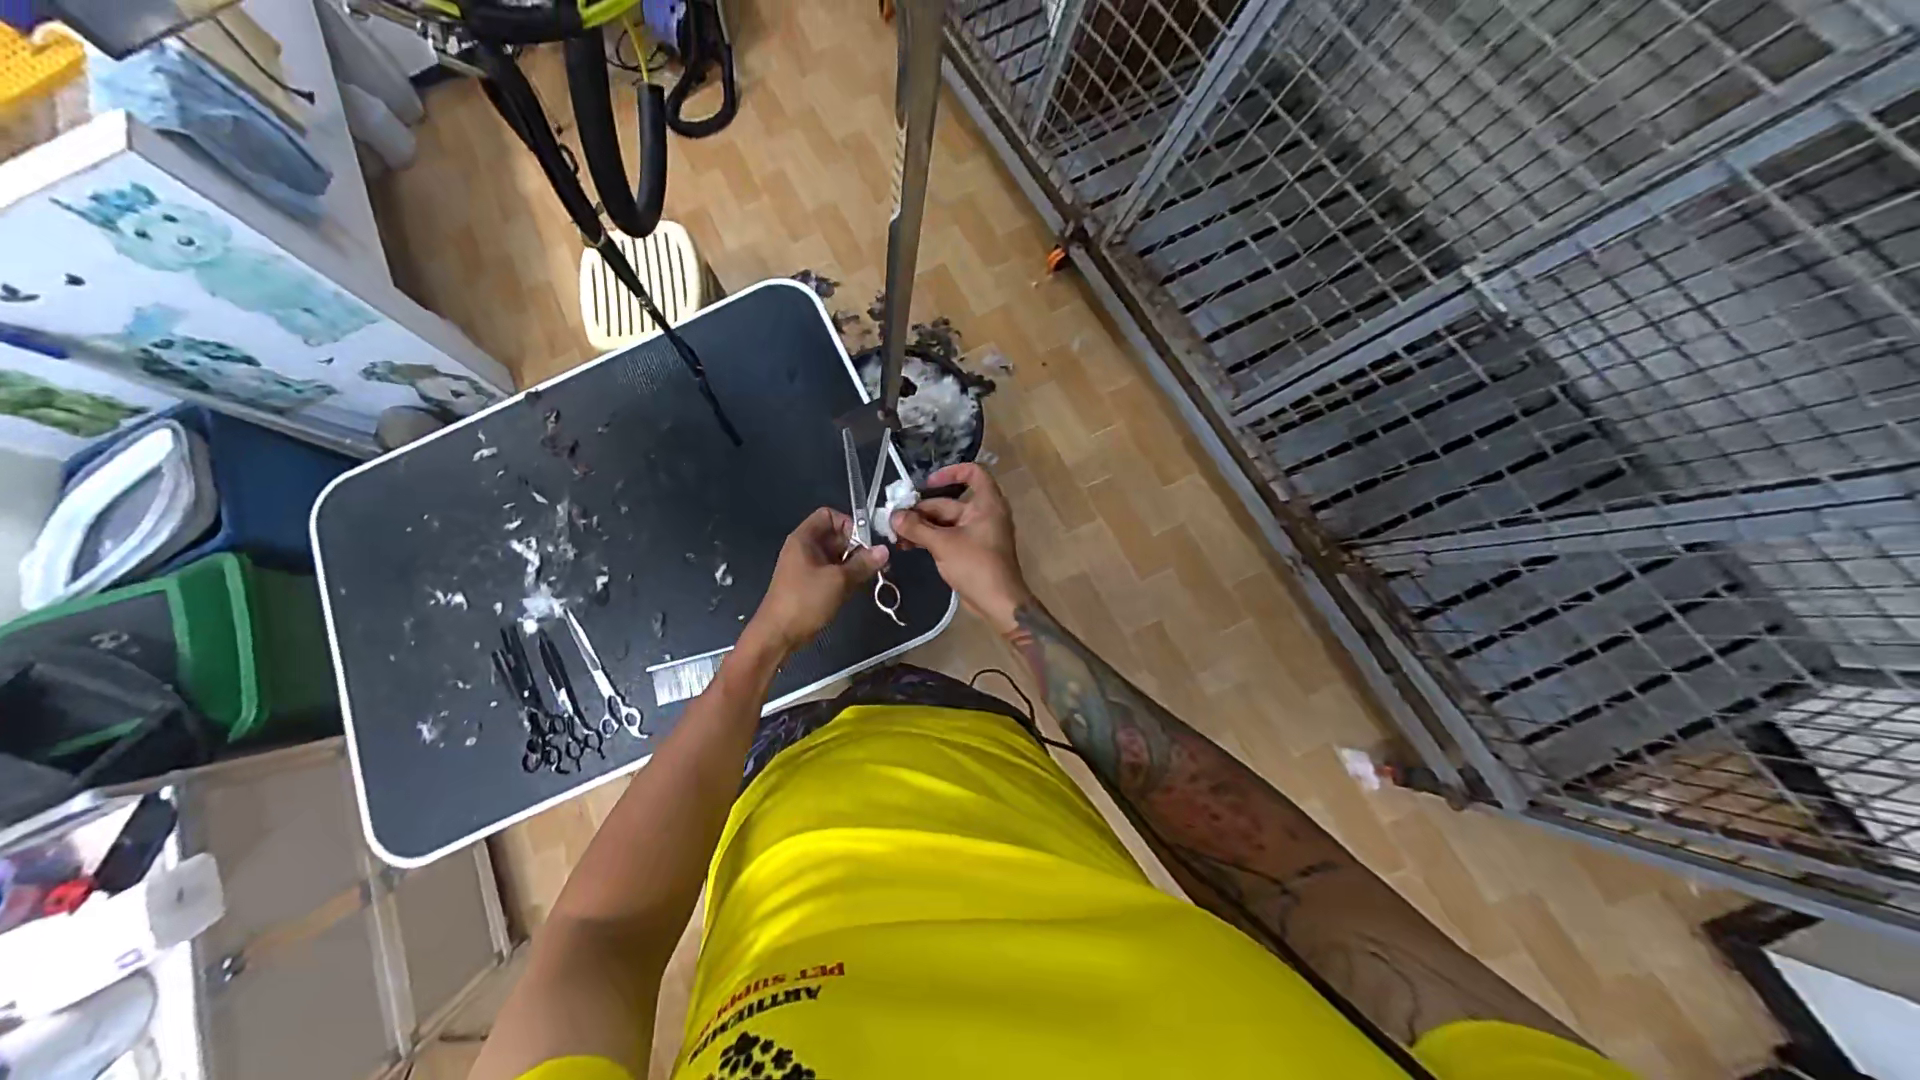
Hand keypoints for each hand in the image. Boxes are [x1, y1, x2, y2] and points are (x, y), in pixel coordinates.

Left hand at [746, 507, 887, 652]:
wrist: (778, 635)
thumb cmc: (805, 601)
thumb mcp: (838, 580)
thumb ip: (863, 563)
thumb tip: (884, 550)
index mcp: (805, 538)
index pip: (829, 515)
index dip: (849, 523)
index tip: (865, 542)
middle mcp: (805, 548)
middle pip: (836, 536)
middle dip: (857, 547)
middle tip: (876, 563)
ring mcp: (808, 567)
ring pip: (837, 556)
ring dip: (854, 565)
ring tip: (869, 577)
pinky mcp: (811, 584)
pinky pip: (833, 572)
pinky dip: (846, 577)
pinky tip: (856, 589)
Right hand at [889, 463, 1029, 634]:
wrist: (998, 602)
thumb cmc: (976, 566)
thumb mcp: (943, 545)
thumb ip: (917, 528)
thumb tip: (894, 516)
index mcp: (986, 504)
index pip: (973, 473)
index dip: (950, 473)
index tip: (926, 484)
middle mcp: (984, 514)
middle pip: (950, 502)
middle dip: (922, 510)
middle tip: (896, 520)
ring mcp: (978, 533)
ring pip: (946, 521)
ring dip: (923, 526)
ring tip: (897, 535)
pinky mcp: (971, 550)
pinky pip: (949, 536)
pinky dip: (931, 538)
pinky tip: (909, 545)